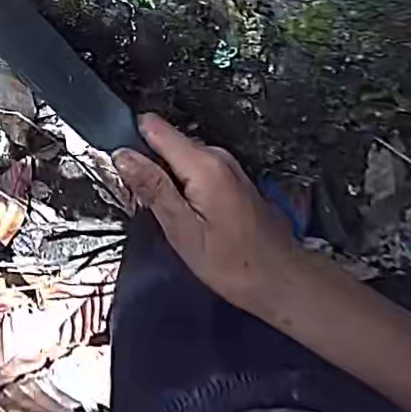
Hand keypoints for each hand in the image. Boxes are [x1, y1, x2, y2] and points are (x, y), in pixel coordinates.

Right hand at [114, 114, 303, 311]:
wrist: (289, 285)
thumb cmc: (235, 264)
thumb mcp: (184, 231)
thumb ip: (152, 188)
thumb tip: (121, 154)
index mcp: (202, 163)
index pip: (152, 125)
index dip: (132, 141)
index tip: (126, 170)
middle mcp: (215, 155)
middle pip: (164, 140)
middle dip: (148, 163)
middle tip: (148, 202)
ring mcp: (226, 164)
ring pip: (177, 154)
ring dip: (166, 176)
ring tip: (170, 212)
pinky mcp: (230, 176)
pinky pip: (193, 166)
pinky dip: (182, 182)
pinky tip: (190, 213)